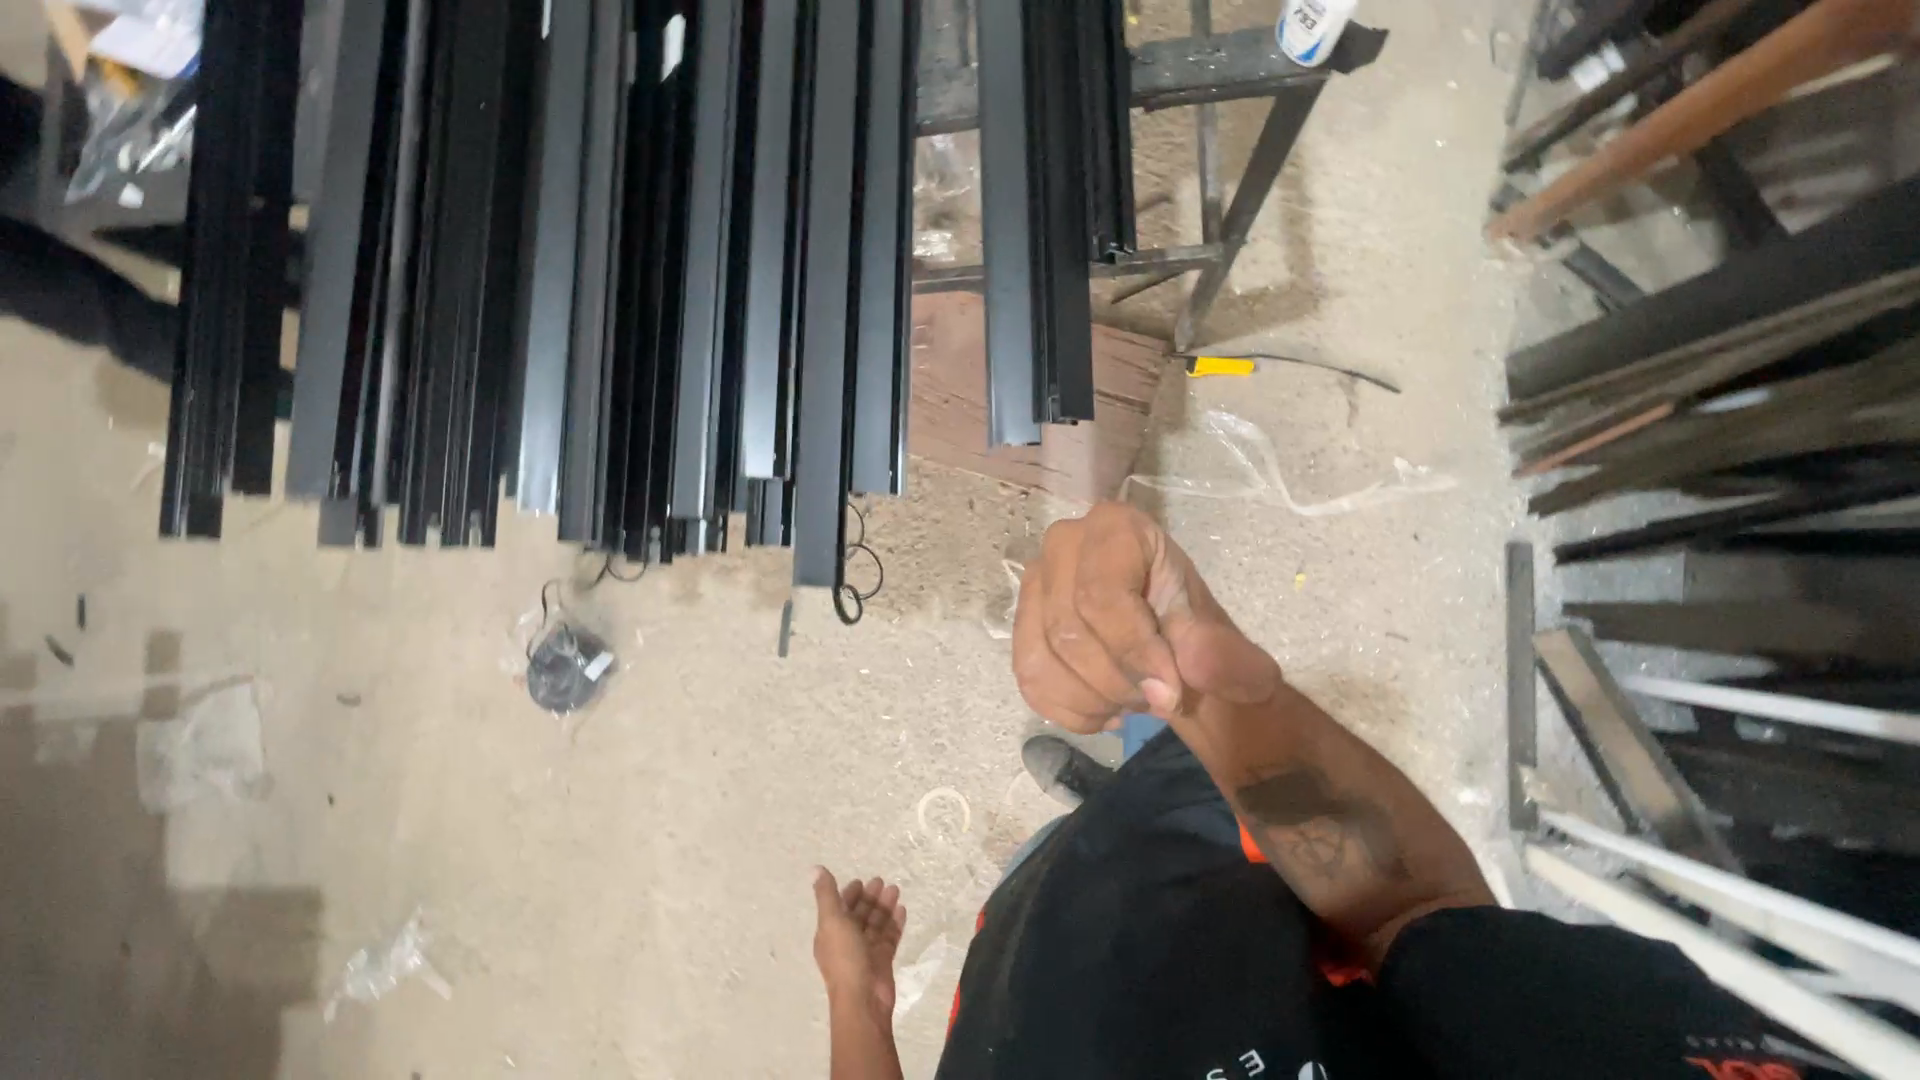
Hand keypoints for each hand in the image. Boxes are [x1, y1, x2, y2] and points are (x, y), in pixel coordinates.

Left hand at [812, 869, 905, 1021]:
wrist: (863, 1000)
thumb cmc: (844, 958)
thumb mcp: (831, 921)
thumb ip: (826, 894)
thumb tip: (815, 868)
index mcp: (830, 934)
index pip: (839, 909)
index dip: (849, 895)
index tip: (861, 882)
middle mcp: (847, 942)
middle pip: (859, 915)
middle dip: (870, 898)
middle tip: (883, 882)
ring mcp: (866, 952)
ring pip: (876, 924)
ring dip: (884, 907)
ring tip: (896, 890)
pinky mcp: (882, 961)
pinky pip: (889, 938)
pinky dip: (895, 923)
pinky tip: (903, 910)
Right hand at [1012, 501, 1279, 733]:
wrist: (1178, 661)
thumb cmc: (1199, 640)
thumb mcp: (1224, 647)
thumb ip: (1219, 654)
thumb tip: (1194, 666)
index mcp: (1116, 527)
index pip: (1101, 595)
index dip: (1132, 651)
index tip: (1170, 692)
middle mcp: (1064, 543)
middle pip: (1068, 631)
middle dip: (1115, 682)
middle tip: (1154, 700)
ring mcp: (1035, 585)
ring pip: (1041, 660)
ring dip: (1092, 700)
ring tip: (1133, 703)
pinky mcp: (1022, 626)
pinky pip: (1029, 680)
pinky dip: (1069, 710)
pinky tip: (1105, 710)